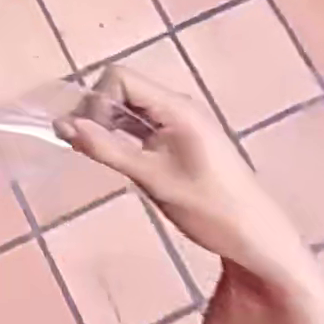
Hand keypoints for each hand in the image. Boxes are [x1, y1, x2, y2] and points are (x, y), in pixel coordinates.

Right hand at [54, 68, 314, 290]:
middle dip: (99, 110)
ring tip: (103, 154)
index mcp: (176, 107)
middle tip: (90, 145)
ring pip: (129, 104)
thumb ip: (104, 148)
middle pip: (122, 86)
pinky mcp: (181, 137)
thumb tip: (60, 124)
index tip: (91, 134)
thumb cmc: (210, 210)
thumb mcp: (151, 179)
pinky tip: (122, 158)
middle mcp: (178, 105)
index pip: (119, 77)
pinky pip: (141, 120)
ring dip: (110, 123)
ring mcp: (181, 120)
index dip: (97, 99)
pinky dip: (124, 133)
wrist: (263, 246)